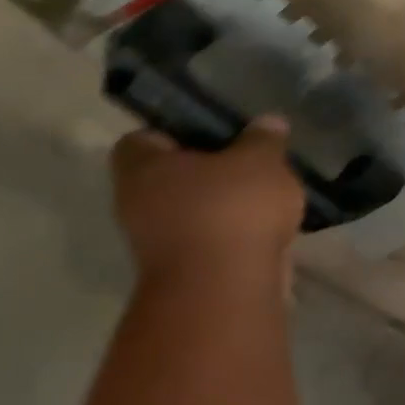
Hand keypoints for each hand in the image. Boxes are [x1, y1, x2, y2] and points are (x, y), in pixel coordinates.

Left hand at [110, 116, 305, 294]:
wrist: (224, 282)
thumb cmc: (233, 207)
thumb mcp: (261, 160)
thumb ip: (264, 139)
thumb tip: (267, 121)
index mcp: (144, 166)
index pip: (146, 137)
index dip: (180, 131)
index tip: (220, 133)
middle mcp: (137, 198)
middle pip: (169, 174)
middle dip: (208, 169)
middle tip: (252, 162)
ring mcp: (155, 234)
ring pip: (189, 205)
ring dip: (222, 201)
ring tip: (268, 194)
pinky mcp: (182, 261)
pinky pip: (206, 232)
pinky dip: (231, 227)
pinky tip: (266, 223)